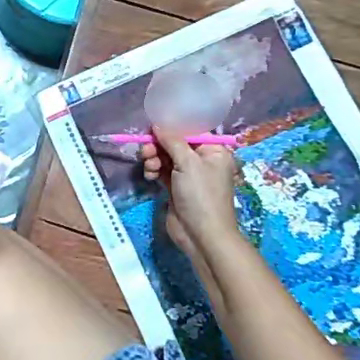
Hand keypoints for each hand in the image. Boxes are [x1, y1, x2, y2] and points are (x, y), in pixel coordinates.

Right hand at [139, 125, 241, 264]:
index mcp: (213, 151)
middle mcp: (202, 160)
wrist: (201, 234)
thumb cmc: (201, 195)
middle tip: (146, 151)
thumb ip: (172, 141)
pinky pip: (161, 171)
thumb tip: (158, 124)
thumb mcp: (188, 163)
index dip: (171, 127)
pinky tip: (149, 176)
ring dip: (153, 158)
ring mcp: (188, 174)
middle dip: (158, 145)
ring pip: (165, 157)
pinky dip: (153, 170)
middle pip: (174, 143)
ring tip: (149, 167)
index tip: (153, 128)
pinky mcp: (175, 186)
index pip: (190, 130)